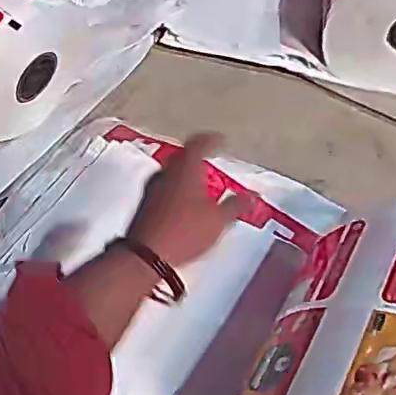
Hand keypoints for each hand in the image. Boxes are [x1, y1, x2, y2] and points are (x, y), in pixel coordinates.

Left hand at [124, 134, 245, 268]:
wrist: (147, 255)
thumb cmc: (184, 232)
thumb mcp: (218, 220)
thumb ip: (236, 205)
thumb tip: (250, 196)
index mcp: (185, 169)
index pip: (198, 143)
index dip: (210, 140)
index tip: (219, 140)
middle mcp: (165, 174)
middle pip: (182, 156)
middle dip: (197, 156)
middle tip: (209, 156)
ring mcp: (152, 188)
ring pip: (171, 172)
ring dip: (185, 172)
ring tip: (199, 180)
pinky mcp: (144, 204)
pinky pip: (163, 187)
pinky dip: (176, 187)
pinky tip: (184, 201)